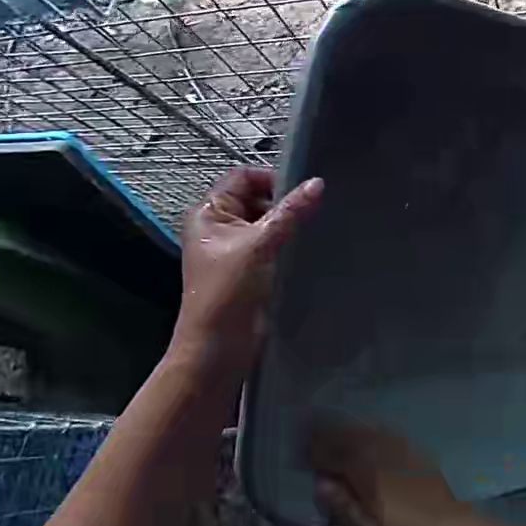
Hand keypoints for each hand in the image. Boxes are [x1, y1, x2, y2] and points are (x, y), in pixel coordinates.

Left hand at [174, 167, 322, 375]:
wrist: (218, 348)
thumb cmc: (228, 292)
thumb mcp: (259, 245)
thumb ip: (290, 213)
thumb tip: (317, 183)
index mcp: (208, 212)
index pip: (242, 177)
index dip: (270, 178)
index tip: (302, 189)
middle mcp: (220, 225)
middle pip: (257, 197)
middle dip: (284, 200)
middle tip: (314, 208)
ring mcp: (236, 248)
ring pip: (268, 221)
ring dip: (289, 223)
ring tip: (316, 225)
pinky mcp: (251, 268)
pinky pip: (273, 243)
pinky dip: (289, 241)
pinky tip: (310, 245)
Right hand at [311, 421, 494, 525]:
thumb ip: (344, 508)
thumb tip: (320, 483)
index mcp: (370, 471)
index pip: (335, 451)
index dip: (314, 447)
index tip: (295, 443)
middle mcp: (386, 453)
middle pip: (351, 435)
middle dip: (328, 431)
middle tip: (306, 428)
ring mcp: (406, 452)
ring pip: (369, 431)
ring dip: (348, 428)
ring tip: (331, 429)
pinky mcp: (420, 458)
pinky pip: (385, 435)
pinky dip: (369, 432)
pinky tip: (367, 438)